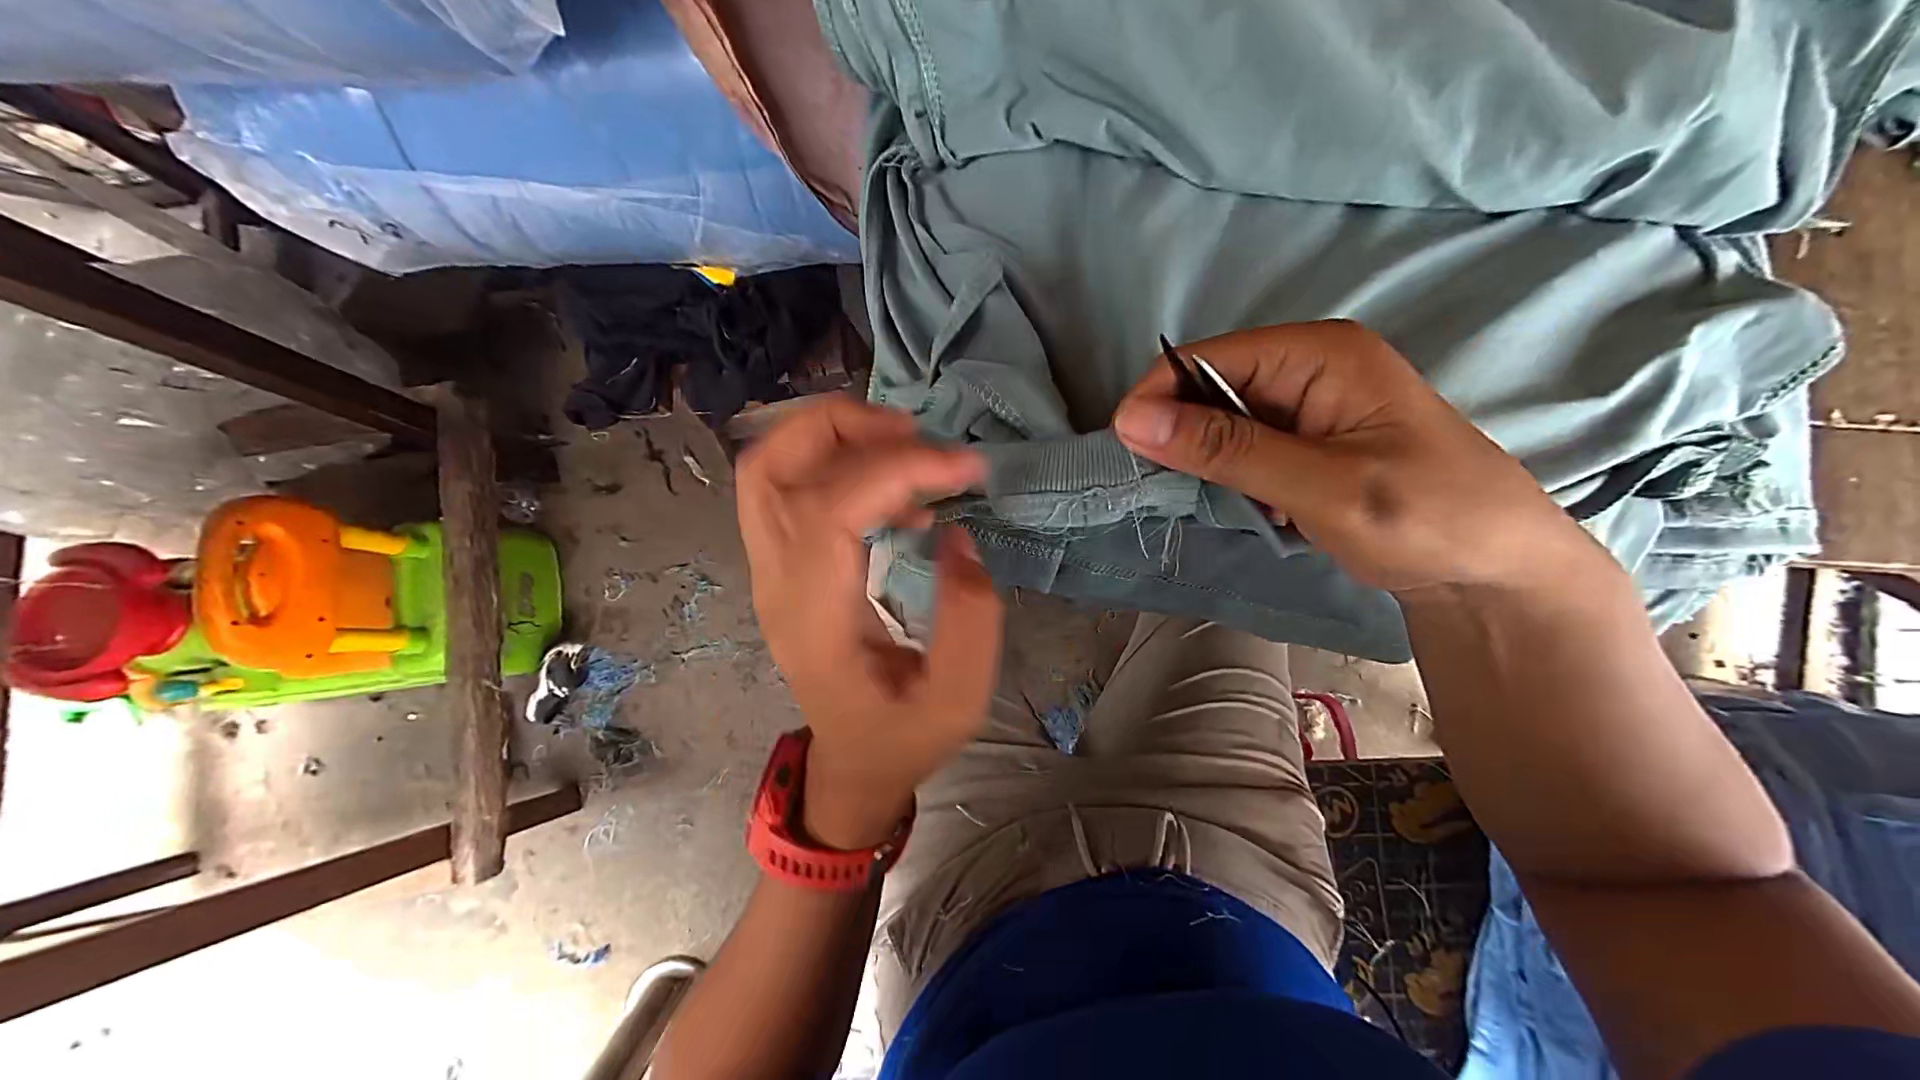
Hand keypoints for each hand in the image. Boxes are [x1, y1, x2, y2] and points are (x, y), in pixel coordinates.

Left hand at [735, 397, 1004, 849]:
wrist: (852, 765)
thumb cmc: (902, 740)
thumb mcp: (958, 701)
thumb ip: (970, 619)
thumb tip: (957, 533)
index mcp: (815, 622)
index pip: (828, 511)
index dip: (895, 471)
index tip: (964, 468)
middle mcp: (777, 585)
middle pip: (769, 468)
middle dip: (840, 426)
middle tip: (916, 433)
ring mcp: (771, 572)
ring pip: (770, 468)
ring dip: (833, 436)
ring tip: (908, 447)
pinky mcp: (784, 565)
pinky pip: (792, 488)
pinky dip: (840, 464)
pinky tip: (901, 495)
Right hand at [1112, 320, 1603, 597]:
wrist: (1497, 572)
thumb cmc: (1424, 519)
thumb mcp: (1317, 485)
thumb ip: (1225, 449)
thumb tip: (1131, 419)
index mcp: (1318, 353)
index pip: (1205, 359)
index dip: (1159, 398)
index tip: (1129, 452)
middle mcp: (1311, 365)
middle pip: (1212, 387)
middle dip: (1185, 435)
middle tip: (1182, 487)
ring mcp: (1313, 403)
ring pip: (1225, 421)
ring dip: (1213, 461)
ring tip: (1233, 501)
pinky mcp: (1312, 439)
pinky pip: (1249, 446)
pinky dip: (1238, 476)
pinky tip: (1260, 506)